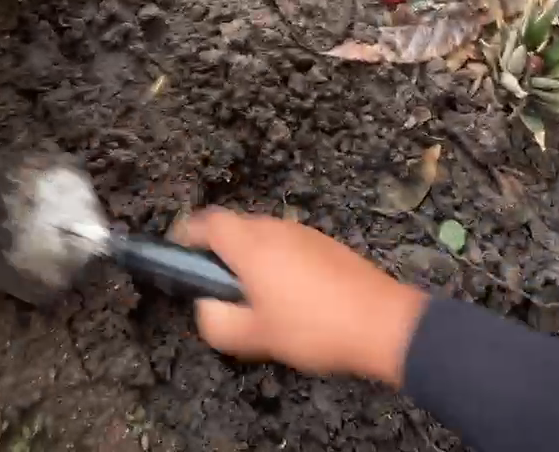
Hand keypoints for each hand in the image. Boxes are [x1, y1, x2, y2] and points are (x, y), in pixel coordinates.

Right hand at [175, 208, 426, 385]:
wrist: (380, 321)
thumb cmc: (314, 327)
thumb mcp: (255, 336)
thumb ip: (217, 321)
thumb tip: (205, 306)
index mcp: (249, 244)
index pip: (206, 222)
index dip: (187, 233)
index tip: (178, 250)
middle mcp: (272, 227)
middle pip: (233, 226)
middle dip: (218, 250)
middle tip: (217, 283)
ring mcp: (300, 231)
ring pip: (260, 234)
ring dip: (248, 255)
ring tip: (253, 294)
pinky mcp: (321, 241)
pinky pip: (284, 241)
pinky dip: (274, 258)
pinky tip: (287, 293)